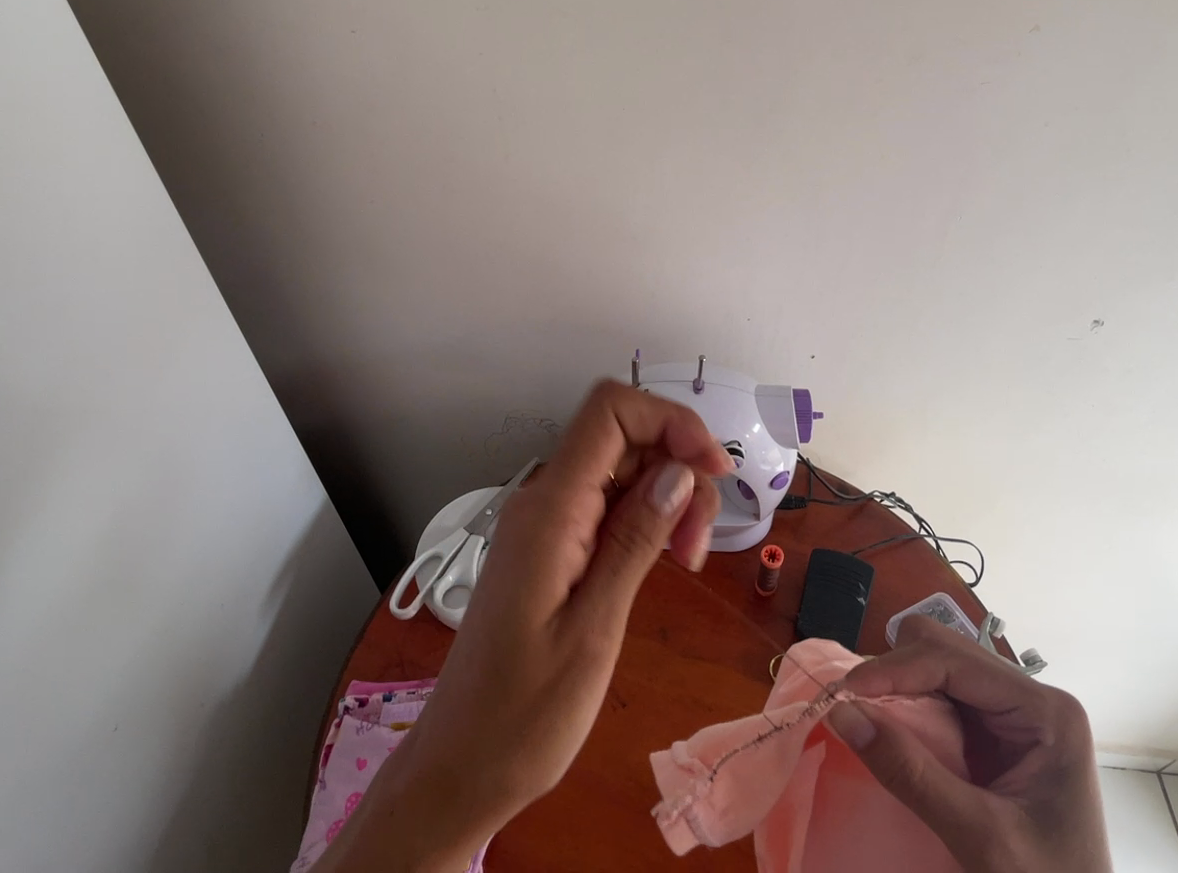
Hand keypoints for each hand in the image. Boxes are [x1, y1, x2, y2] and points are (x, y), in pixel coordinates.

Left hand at [317, 380, 731, 871]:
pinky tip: (664, 560)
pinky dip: (647, 522)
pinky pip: (608, 508)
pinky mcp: (552, 549)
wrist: (461, 767)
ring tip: (686, 562)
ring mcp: (546, 525)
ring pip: (623, 472)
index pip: (609, 411)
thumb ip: (635, 541)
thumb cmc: (524, 716)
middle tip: (699, 547)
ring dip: (669, 500)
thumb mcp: (594, 629)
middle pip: (624, 439)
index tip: (715, 472)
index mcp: (549, 511)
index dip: (670, 420)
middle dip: (679, 470)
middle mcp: (544, 502)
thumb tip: (680, 472)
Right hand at [825, 616, 1112, 872]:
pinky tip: (890, 733)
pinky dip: (905, 707)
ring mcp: (1010, 714)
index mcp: (1044, 711)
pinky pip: (936, 698)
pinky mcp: (991, 735)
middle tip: (853, 706)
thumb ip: (912, 774)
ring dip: (896, 686)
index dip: (894, 668)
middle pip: (943, 649)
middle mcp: (1029, 698)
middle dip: (893, 670)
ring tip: (866, 718)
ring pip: (934, 667)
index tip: (843, 692)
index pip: (954, 659)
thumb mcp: (981, 836)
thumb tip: (842, 713)